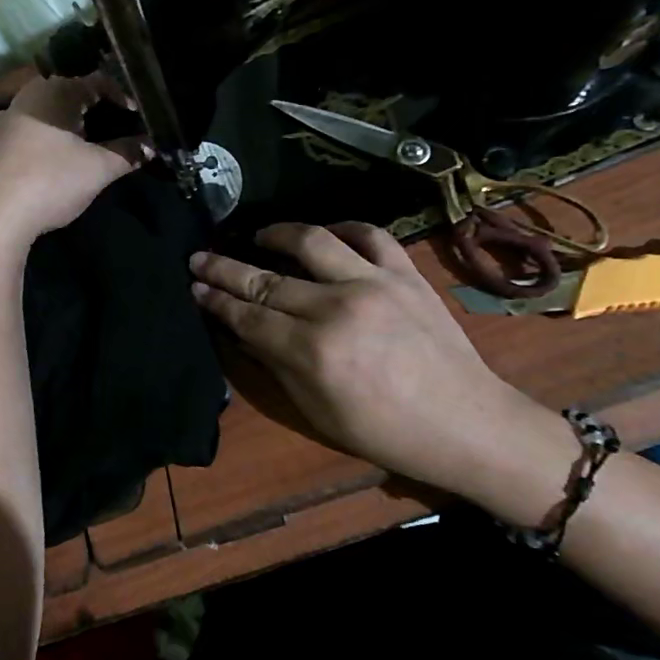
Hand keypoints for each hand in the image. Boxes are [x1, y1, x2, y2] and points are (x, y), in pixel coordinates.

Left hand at [0, 73, 150, 249]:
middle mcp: (30, 95)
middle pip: (72, 92)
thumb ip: (128, 153)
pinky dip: (48, 132)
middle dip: (98, 107)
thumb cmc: (52, 180)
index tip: (141, 118)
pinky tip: (51, 146)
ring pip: (49, 108)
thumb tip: (151, 146)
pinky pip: (32, 126)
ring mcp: (9, 117)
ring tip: (90, 137)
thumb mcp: (99, 168)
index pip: (98, 81)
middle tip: (121, 127)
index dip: (124, 98)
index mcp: (56, 90)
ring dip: (71, 119)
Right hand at [189, 223, 569, 502]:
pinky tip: (327, 233)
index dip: (215, 300)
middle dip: (225, 268)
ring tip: (259, 235)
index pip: (247, 315)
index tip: (194, 286)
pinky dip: (343, 227)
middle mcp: (336, 307)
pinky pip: (370, 234)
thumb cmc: (385, 431)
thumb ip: (276, 366)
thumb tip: (244, 331)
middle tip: (199, 257)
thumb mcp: (318, 412)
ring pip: (313, 241)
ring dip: (278, 233)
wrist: (465, 422)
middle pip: (266, 279)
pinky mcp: (405, 273)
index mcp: (311, 352)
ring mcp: (374, 283)